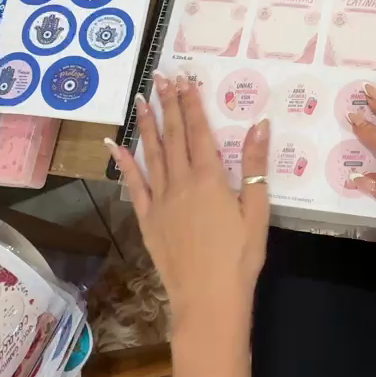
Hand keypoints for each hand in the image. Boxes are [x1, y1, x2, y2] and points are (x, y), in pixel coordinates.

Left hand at [107, 74, 270, 336]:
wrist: (208, 299)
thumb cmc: (240, 256)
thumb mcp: (257, 209)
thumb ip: (255, 164)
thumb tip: (260, 123)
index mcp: (210, 177)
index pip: (199, 130)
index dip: (192, 103)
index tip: (185, 79)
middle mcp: (181, 182)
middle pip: (174, 135)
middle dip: (168, 104)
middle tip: (161, 77)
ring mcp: (160, 200)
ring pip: (152, 153)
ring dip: (148, 124)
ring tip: (141, 99)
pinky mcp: (147, 219)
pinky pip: (133, 185)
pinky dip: (124, 163)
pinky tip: (115, 145)